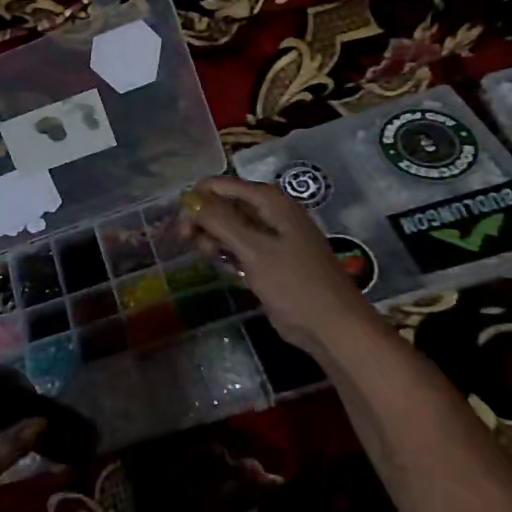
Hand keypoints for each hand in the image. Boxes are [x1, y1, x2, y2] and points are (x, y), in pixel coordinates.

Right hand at [177, 176, 378, 352]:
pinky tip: (217, 262)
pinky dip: (224, 250)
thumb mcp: (253, 249)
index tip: (180, 222)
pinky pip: (237, 245)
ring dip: (210, 235)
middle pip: (224, 203)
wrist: (331, 325)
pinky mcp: (267, 259)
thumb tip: (189, 198)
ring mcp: (270, 237)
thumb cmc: (294, 284)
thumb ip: (220, 221)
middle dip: (202, 218)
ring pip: (228, 225)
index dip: (198, 198)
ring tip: (205, 254)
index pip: (223, 185)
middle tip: (186, 240)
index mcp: (271, 203)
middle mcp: (271, 213)